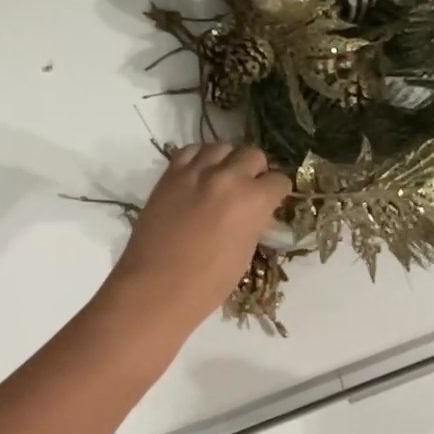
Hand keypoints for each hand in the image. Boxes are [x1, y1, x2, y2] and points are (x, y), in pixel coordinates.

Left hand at [102, 143, 291, 330]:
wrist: (155, 287)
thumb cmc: (207, 283)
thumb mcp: (244, 252)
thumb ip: (254, 220)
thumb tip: (256, 209)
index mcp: (253, 200)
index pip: (278, 180)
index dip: (277, 192)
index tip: (271, 200)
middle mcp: (229, 176)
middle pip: (253, 154)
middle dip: (255, 171)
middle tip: (247, 189)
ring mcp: (197, 171)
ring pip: (222, 146)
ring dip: (227, 160)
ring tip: (222, 178)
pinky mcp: (171, 173)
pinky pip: (191, 150)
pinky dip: (199, 158)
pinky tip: (199, 174)